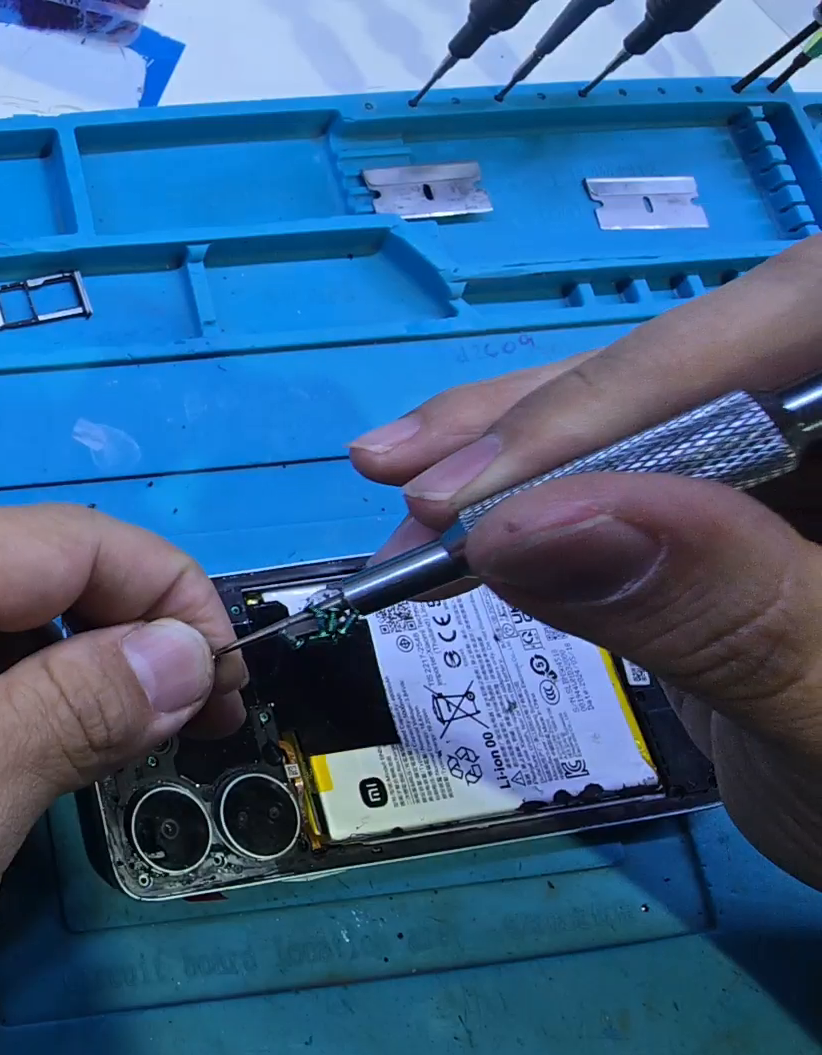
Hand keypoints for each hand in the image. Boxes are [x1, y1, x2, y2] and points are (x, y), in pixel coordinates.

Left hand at [0, 505, 242, 1054]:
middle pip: (33, 571)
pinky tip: (44, 752)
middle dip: (126, 635)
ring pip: (6, 616)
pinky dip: (26, 695)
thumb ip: (68, 715)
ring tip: (121, 751)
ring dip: (80, 671)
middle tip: (188, 729)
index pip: (59, 542)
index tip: (226, 683)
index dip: (163, 595)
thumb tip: (185, 647)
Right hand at [349, 235, 821, 888]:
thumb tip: (521, 527)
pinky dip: (511, 504)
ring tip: (398, 495)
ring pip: (634, 409)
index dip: (632, 379)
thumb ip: (720, 612)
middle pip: (702, 353)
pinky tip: (441, 534)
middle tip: (400, 472)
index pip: (807, 317)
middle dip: (535, 420)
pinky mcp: (730, 502)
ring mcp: (799, 458)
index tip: (480, 481)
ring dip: (500, 458)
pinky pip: (607, 474)